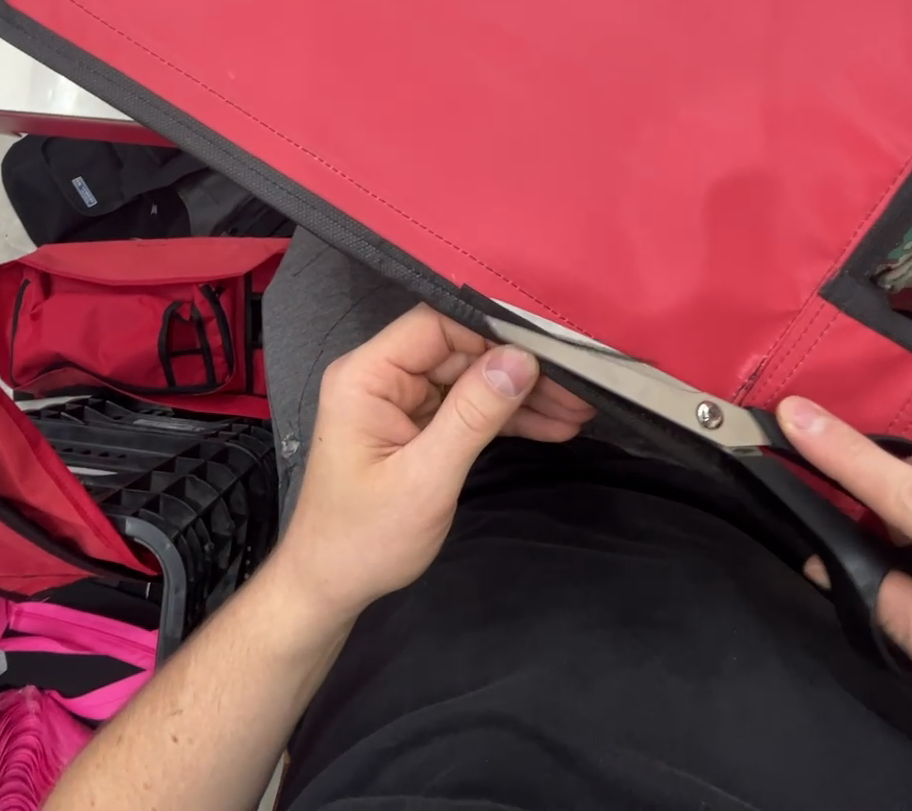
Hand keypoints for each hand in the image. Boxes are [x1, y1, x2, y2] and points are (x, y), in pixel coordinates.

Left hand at [267, 303, 594, 624]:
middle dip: (518, 371)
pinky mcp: (415, 426)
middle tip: (579, 391)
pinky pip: (465, 408)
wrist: (332, 585)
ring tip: (578, 412)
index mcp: (366, 376)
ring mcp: (398, 401)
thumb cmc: (366, 537)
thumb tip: (522, 359)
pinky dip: (505, 419)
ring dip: (520, 397)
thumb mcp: (426, 478)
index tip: (549, 351)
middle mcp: (380, 377)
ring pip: (469, 380)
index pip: (435, 326)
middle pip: (459, 351)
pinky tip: (551, 426)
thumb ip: (473, 415)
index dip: (492, 333)